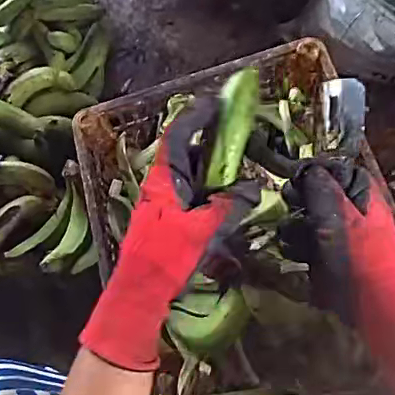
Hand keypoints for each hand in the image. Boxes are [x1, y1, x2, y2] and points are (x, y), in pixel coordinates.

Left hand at [79, 97, 257, 370]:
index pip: (179, 135)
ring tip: (240, 167)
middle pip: (187, 152)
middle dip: (212, 142)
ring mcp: (163, 200)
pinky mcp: (167, 218)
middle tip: (239, 135)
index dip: (197, 115)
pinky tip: (228, 198)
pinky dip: (210, 190)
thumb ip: (229, 205)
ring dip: (213, 168)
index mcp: (164, 178)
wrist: (139, 292)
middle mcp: (161, 183)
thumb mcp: (203, 229)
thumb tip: (255, 187)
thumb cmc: (166, 256)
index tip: (217, 101)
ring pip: (191, 174)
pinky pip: (192, 193)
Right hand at [290, 159, 394, 394]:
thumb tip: (307, 169)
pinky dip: (301, 245)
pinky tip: (295, 254)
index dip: (314, 170)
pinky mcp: (335, 259)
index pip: (337, 168)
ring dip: (297, 224)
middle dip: (301, 198)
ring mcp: (346, 236)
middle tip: (289, 204)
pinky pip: (312, 243)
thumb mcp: (336, 216)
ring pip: (312, 218)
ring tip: (292, 236)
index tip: (293, 177)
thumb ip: (320, 187)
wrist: (376, 308)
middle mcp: (355, 212)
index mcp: (364, 195)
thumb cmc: (359, 257)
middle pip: (320, 193)